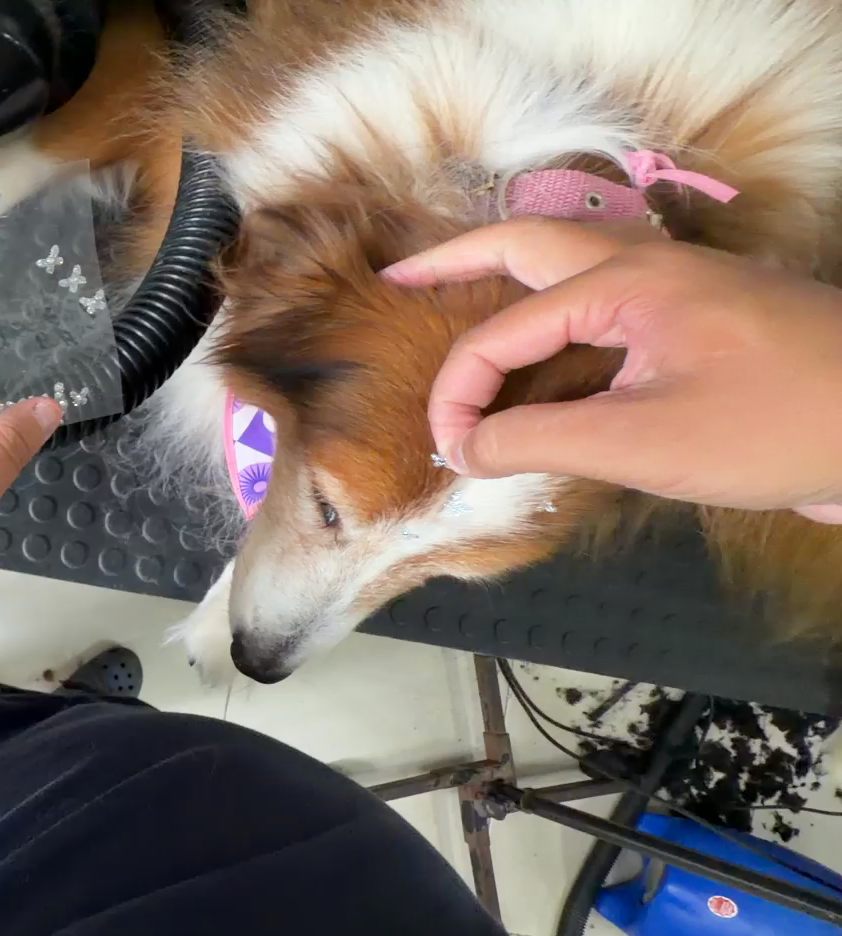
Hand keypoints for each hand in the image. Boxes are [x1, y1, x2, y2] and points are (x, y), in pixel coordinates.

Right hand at [383, 219, 841, 521]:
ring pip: (564, 259)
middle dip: (454, 259)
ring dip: (501, 269)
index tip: (451, 452)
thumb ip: (527, 440)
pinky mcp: (695, 317)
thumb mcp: (634, 442)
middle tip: (398, 280)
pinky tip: (525, 331)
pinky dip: (541, 303)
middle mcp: (647, 267)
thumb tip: (458, 449)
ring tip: (448, 289)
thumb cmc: (778, 428)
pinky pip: (594, 293)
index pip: (497, 338)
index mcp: (625, 286)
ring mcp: (677, 287)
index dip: (455, 395)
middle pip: (527, 243)